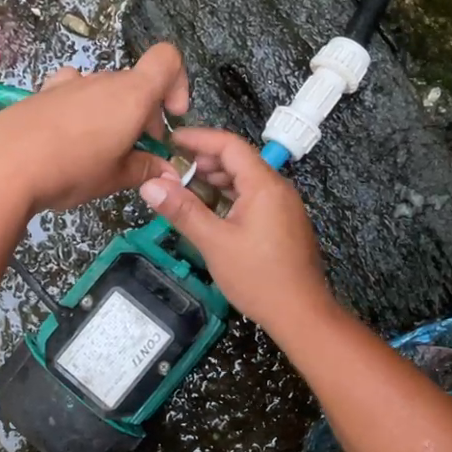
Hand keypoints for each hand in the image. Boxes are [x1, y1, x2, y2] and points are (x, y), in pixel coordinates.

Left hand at [0, 44, 189, 215]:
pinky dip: (80, 109)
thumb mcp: (115, 178)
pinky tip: (68, 135)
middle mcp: (103, 80)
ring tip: (99, 151)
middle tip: (136, 153)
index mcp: (131, 94)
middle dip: (144, 115)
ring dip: (112, 114)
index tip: (171, 119)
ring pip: (104, 90)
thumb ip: (145, 170)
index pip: (167, 59)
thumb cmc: (71, 170)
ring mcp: (69, 84)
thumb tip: (167, 174)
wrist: (4, 167)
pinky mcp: (42, 94)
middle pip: (136, 84)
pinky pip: (72, 92)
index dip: (178, 83)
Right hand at [137, 127, 333, 331]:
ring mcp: (283, 207)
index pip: (230, 145)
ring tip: (186, 192)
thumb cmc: (258, 277)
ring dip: (216, 182)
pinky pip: (254, 199)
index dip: (199, 139)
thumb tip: (150, 185)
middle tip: (173, 172)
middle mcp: (278, 189)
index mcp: (264, 185)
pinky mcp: (283, 224)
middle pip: (239, 161)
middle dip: (204, 162)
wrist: (300, 312)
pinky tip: (210, 214)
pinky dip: (229, 199)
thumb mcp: (214, 242)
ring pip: (246, 182)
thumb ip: (183, 210)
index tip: (171, 141)